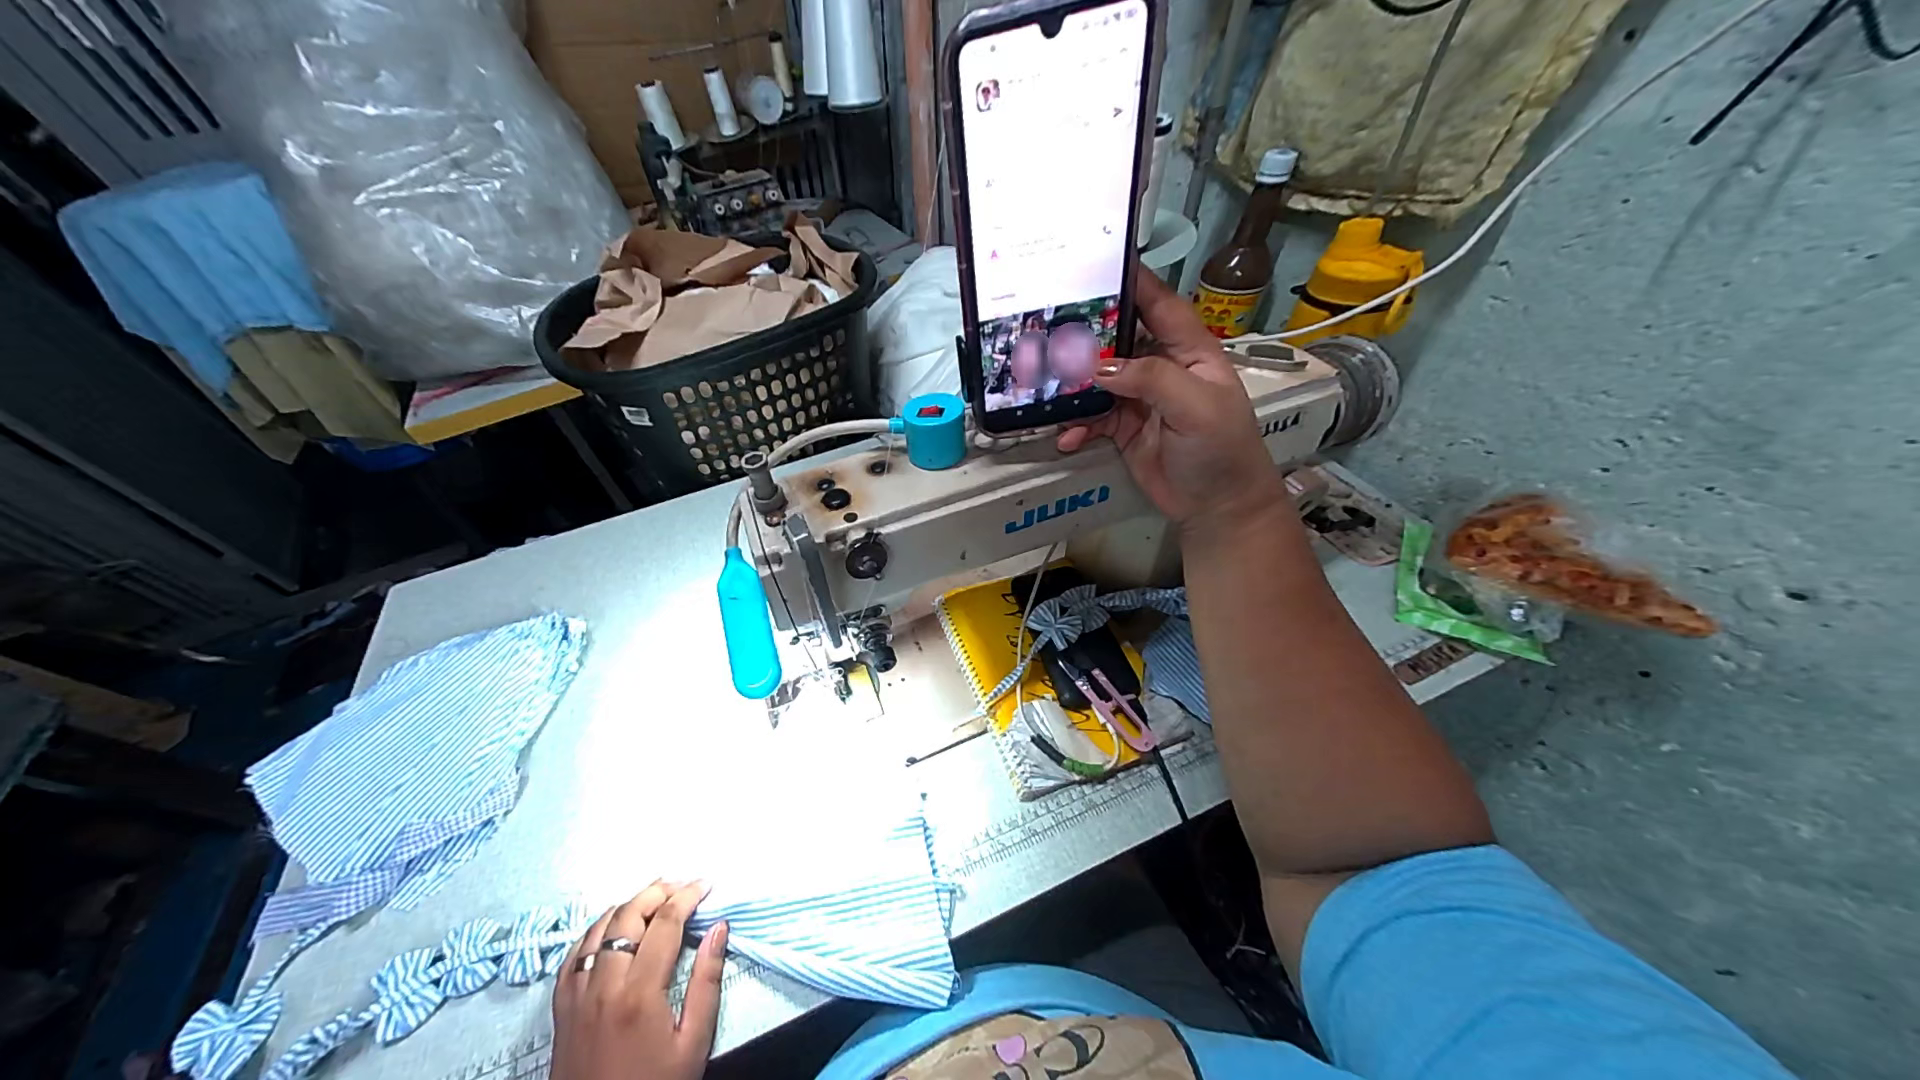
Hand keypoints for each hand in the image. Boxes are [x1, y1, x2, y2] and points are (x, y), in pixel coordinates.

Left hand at [552, 881, 727, 1079]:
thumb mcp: (693, 1042)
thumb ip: (707, 981)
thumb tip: (719, 929)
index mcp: (639, 992)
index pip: (664, 923)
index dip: (687, 896)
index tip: (705, 885)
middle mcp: (603, 986)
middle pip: (627, 916)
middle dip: (657, 892)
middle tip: (681, 886)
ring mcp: (577, 997)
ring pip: (598, 929)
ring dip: (627, 906)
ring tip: (652, 899)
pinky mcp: (561, 1010)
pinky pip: (573, 956)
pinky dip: (594, 931)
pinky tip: (610, 929)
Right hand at [1057, 269, 1284, 531]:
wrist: (1216, 506)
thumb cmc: (1221, 450)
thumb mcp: (1195, 406)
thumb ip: (1151, 378)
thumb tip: (1099, 369)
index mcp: (1189, 350)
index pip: (1159, 304)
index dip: (1132, 281)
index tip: (1096, 263)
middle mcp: (1162, 367)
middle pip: (1118, 338)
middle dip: (1087, 334)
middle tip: (1049, 326)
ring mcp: (1140, 398)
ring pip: (1097, 379)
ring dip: (1073, 385)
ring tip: (1046, 387)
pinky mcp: (1123, 427)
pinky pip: (1091, 417)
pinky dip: (1077, 426)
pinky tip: (1067, 437)